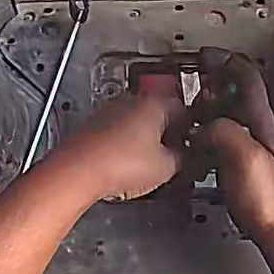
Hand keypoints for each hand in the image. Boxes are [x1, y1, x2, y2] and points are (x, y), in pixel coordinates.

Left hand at [46, 93, 186, 201]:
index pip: (184, 109)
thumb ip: (182, 158)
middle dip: (170, 134)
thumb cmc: (118, 163)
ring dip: (148, 140)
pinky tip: (130, 165)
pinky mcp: (95, 128)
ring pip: (138, 123)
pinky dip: (129, 146)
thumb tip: (185, 157)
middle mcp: (131, 102)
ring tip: (153, 163)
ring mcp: (110, 113)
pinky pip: (120, 133)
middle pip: (160, 114)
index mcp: (153, 105)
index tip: (196, 141)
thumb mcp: (166, 166)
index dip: (193, 127)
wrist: (78, 171)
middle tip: (177, 154)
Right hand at [193, 49, 273, 242]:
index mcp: (260, 122)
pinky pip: (219, 136)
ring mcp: (248, 147)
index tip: (207, 56)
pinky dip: (204, 130)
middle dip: (214, 82)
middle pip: (235, 93)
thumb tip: (203, 127)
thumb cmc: (267, 199)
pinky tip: (195, 139)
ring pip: (226, 114)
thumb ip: (223, 131)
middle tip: (195, 83)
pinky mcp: (238, 164)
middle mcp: (256, 130)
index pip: (247, 78)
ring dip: (207, 106)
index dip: (227, 61)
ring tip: (190, 109)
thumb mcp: (244, 156)